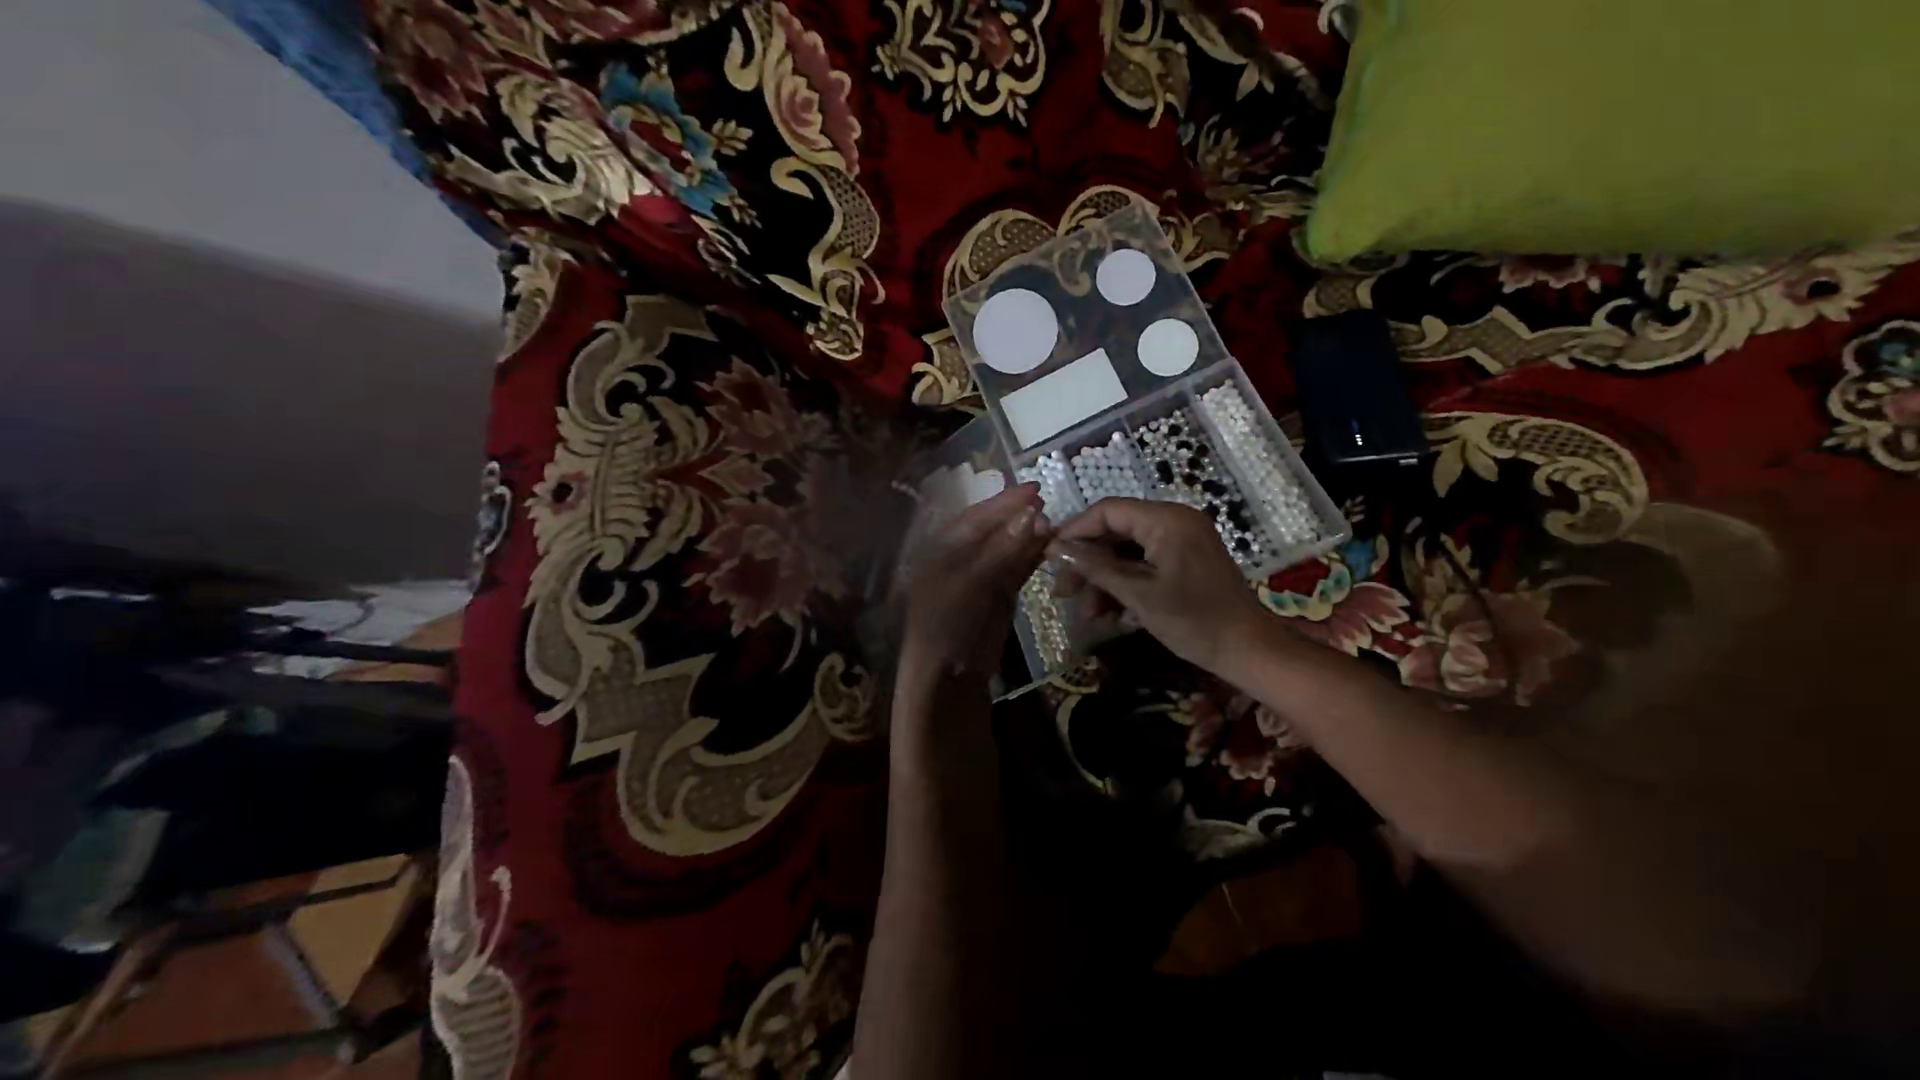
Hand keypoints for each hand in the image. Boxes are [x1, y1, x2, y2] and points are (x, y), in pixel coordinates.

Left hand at [897, 482, 1051, 688]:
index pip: (976, 518)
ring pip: (1008, 550)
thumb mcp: (973, 582)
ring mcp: (980, 578)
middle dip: (1019, 518)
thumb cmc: (947, 623)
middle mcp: (961, 559)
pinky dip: (1031, 558)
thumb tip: (1033, 514)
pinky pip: (1016, 570)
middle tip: (1049, 505)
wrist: (947, 676)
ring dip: (1029, 537)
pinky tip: (1050, 547)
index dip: (1004, 503)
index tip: (1035, 489)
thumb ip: (1003, 549)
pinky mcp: (997, 597)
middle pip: (994, 531)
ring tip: (1056, 526)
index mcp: (943, 550)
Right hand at [1048, 497, 1274, 675]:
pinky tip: (1109, 613)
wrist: (1248, 650)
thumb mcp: (1138, 594)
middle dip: (1086, 562)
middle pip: (1115, 532)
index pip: (1107, 511)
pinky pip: (1144, 564)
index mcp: (1166, 519)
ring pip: (1126, 552)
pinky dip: (1124, 585)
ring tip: (1086, 613)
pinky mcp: (1184, 561)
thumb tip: (1055, 549)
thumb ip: (1095, 567)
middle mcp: (1173, 521)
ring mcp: (1181, 541)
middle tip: (1061, 592)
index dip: (1074, 532)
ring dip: (1103, 580)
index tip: (1047, 557)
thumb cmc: (1194, 620)